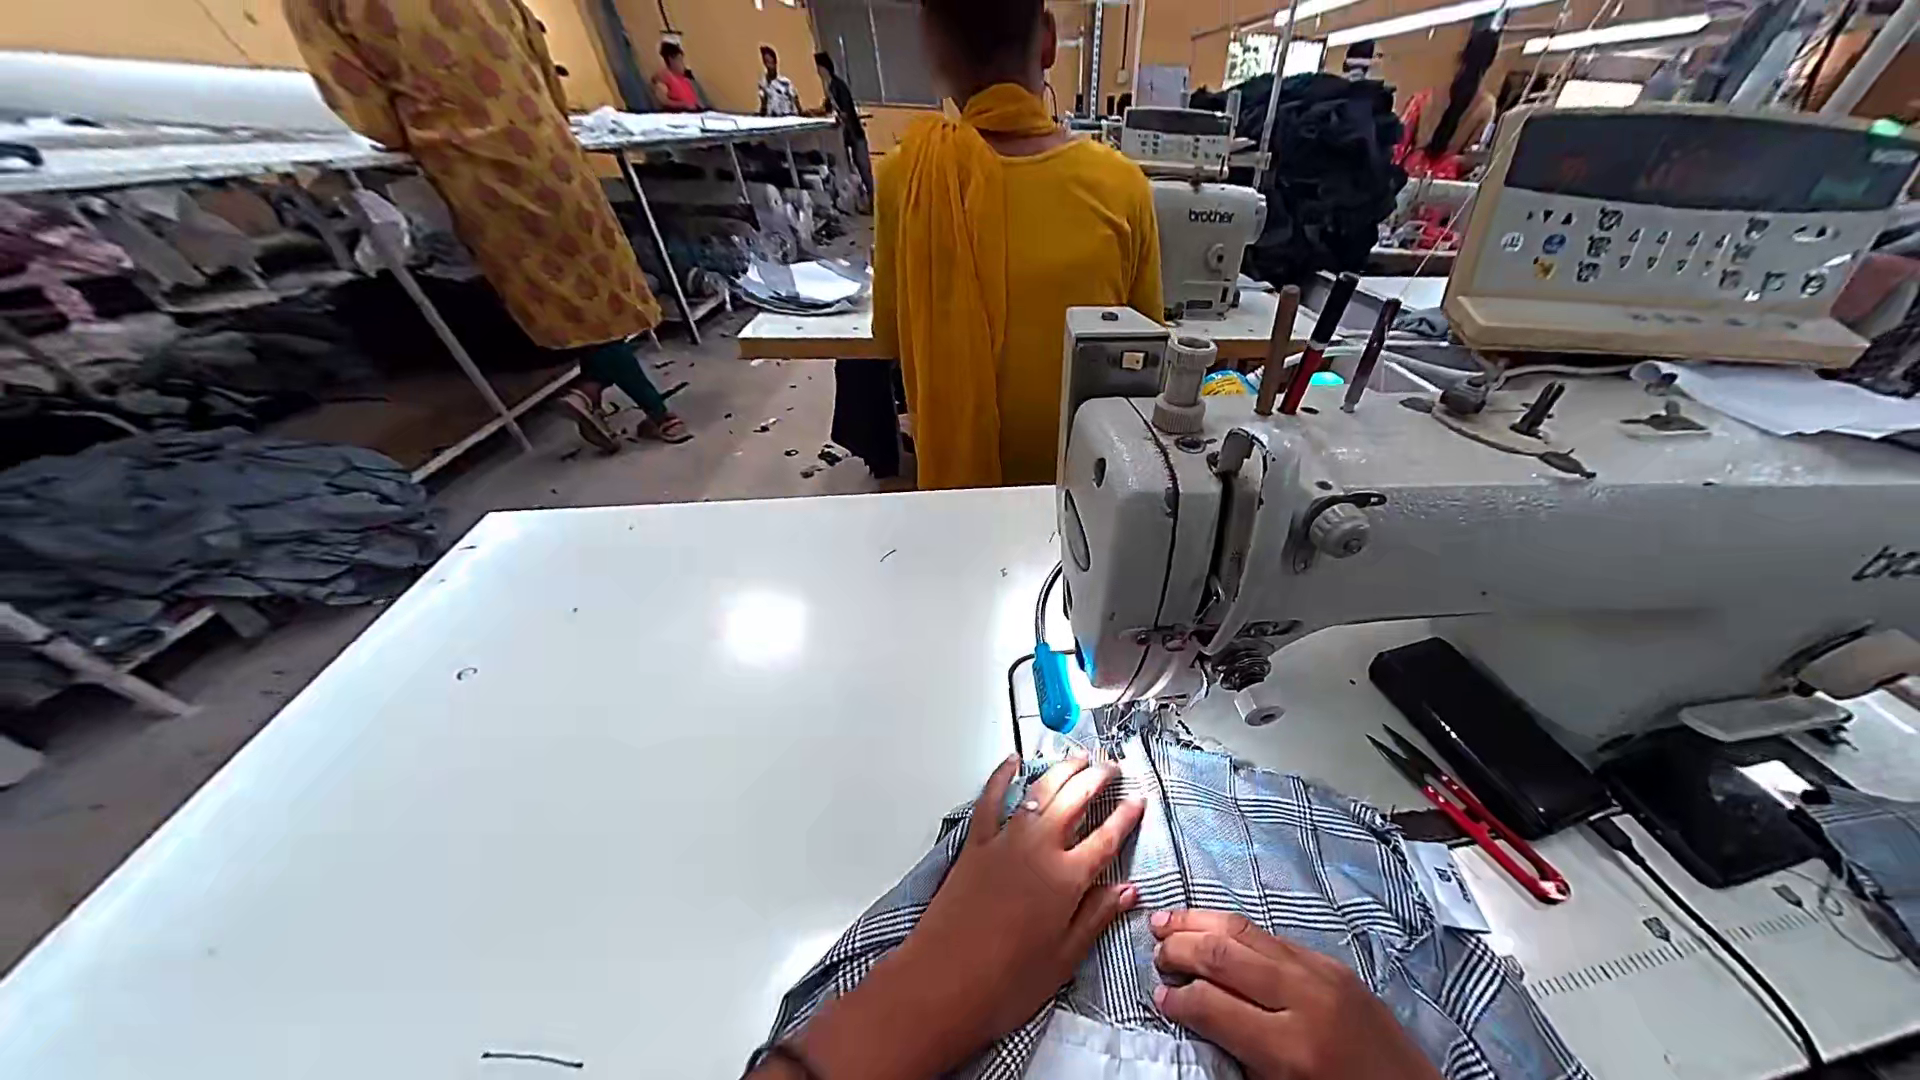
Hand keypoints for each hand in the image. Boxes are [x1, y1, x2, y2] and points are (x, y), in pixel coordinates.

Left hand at [784, 752, 1144, 1079]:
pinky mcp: (976, 841)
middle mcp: (1039, 848)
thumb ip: (1097, 917)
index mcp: (1067, 878)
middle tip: (1112, 768)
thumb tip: (1128, 890)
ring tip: (1078, 758)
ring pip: (1039, 791)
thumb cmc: (1006, 981)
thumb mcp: (1064, 959)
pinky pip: (991, 797)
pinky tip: (1012, 760)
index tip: (1138, 800)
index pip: (1106, 838)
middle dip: (1098, 778)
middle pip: (1075, 800)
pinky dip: (1002, 774)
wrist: (944, 980)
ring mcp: (1005, 839)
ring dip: (1062, 770)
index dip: (1125, 817)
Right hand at [1151, 910, 1442, 1079]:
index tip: (1159, 997)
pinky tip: (1212, 928)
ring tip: (1165, 921)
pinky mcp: (1332, 963)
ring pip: (1243, 930)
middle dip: (1180, 947)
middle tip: (1155, 952)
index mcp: (1294, 1050)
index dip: (1178, 998)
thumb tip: (1193, 1009)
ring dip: (1198, 921)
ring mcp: (1321, 973)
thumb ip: (1240, 1051)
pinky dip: (1232, 928)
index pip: (1213, 1005)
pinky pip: (1270, 934)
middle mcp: (1305, 999)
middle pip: (1223, 954)